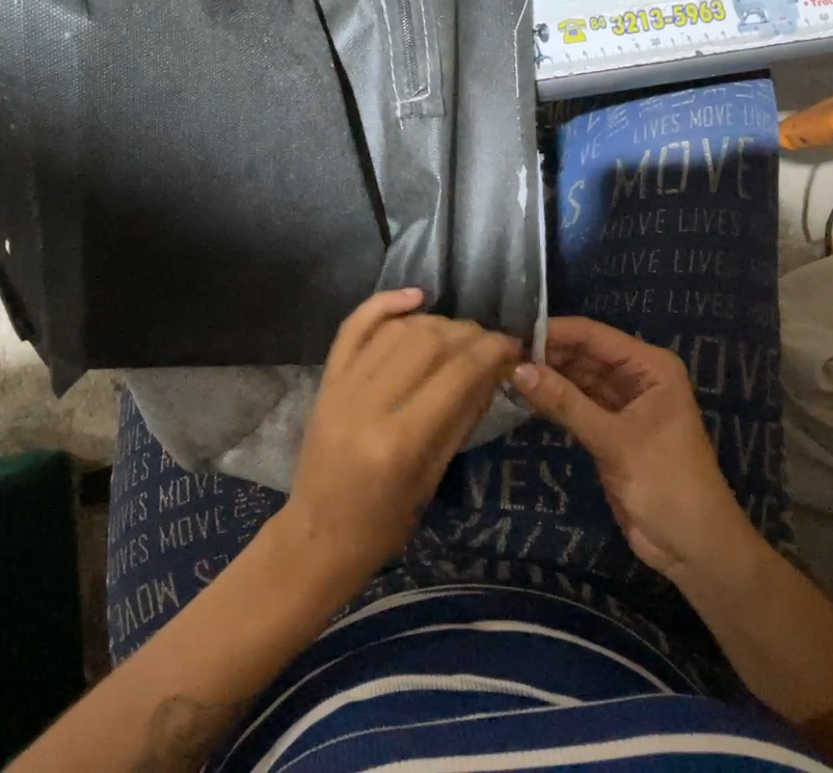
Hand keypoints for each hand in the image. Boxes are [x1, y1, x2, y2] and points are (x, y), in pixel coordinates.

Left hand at [281, 288, 521, 580]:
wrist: (319, 534)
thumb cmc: (384, 524)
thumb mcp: (433, 480)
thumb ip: (460, 420)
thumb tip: (491, 372)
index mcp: (400, 441)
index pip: (457, 374)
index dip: (492, 351)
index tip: (513, 347)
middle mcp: (367, 405)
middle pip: (428, 342)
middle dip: (468, 334)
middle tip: (491, 343)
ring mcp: (340, 388)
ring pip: (396, 330)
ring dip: (436, 322)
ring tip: (460, 334)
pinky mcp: (325, 381)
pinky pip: (353, 328)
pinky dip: (383, 305)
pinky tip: (416, 297)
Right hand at [512, 317, 754, 581]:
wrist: (693, 545)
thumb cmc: (666, 482)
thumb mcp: (614, 440)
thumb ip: (565, 402)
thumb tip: (517, 369)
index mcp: (650, 367)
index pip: (593, 336)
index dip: (552, 332)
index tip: (508, 333)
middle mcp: (637, 377)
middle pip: (582, 354)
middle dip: (544, 354)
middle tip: (497, 354)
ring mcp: (622, 404)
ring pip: (576, 379)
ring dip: (545, 377)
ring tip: (500, 371)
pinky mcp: (609, 430)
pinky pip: (575, 404)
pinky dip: (552, 401)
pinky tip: (521, 396)